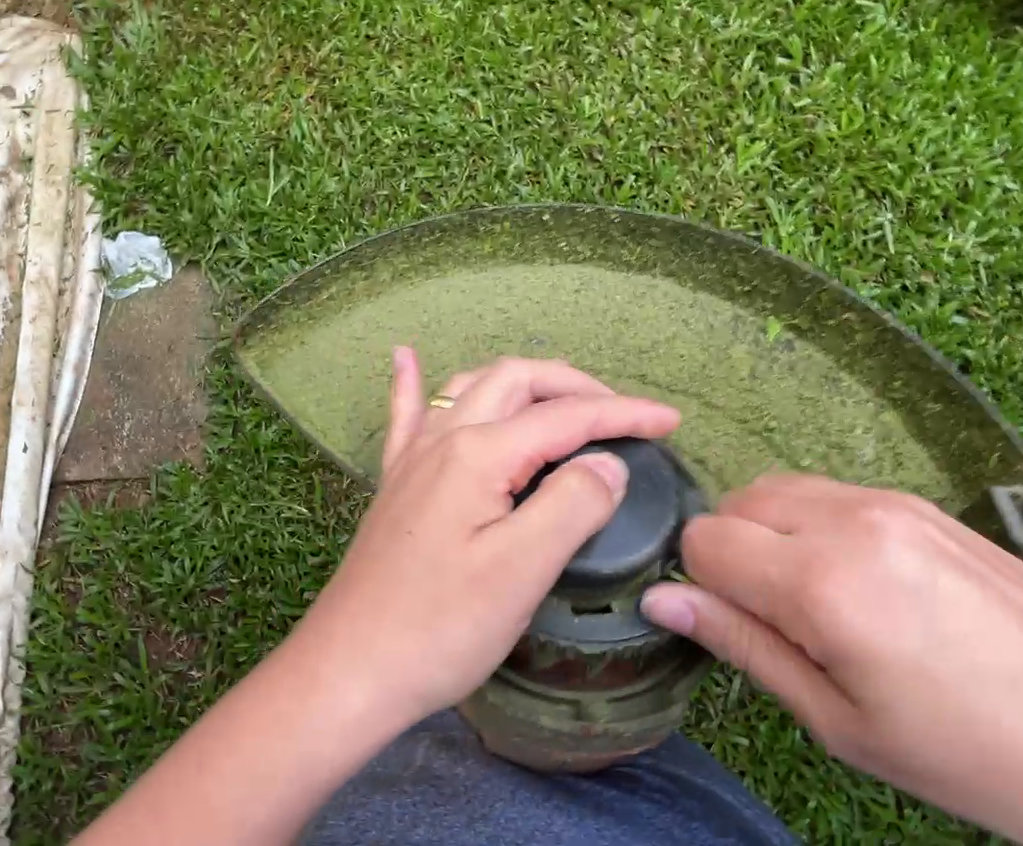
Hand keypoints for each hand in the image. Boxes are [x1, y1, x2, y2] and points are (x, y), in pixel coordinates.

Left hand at [287, 350, 680, 731]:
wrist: (351, 667)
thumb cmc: (440, 627)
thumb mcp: (521, 570)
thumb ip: (572, 505)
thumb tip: (606, 462)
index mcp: (478, 454)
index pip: (564, 417)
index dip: (623, 414)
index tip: (671, 421)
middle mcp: (442, 439)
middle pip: (515, 381)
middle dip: (573, 386)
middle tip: (622, 413)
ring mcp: (413, 458)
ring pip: (471, 389)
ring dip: (520, 382)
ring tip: (559, 394)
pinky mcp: (395, 482)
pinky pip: (406, 414)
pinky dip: (412, 380)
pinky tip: (404, 354)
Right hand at [639, 474, 1022, 845]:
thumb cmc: (967, 753)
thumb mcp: (835, 720)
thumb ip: (741, 645)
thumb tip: (660, 600)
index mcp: (822, 584)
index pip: (703, 540)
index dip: (703, 583)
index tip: (738, 624)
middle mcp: (849, 522)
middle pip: (735, 502)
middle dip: (733, 552)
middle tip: (779, 619)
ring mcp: (891, 502)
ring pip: (779, 490)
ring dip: (771, 533)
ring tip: (821, 602)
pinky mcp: (922, 501)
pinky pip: (830, 492)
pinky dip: (815, 525)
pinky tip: (863, 583)